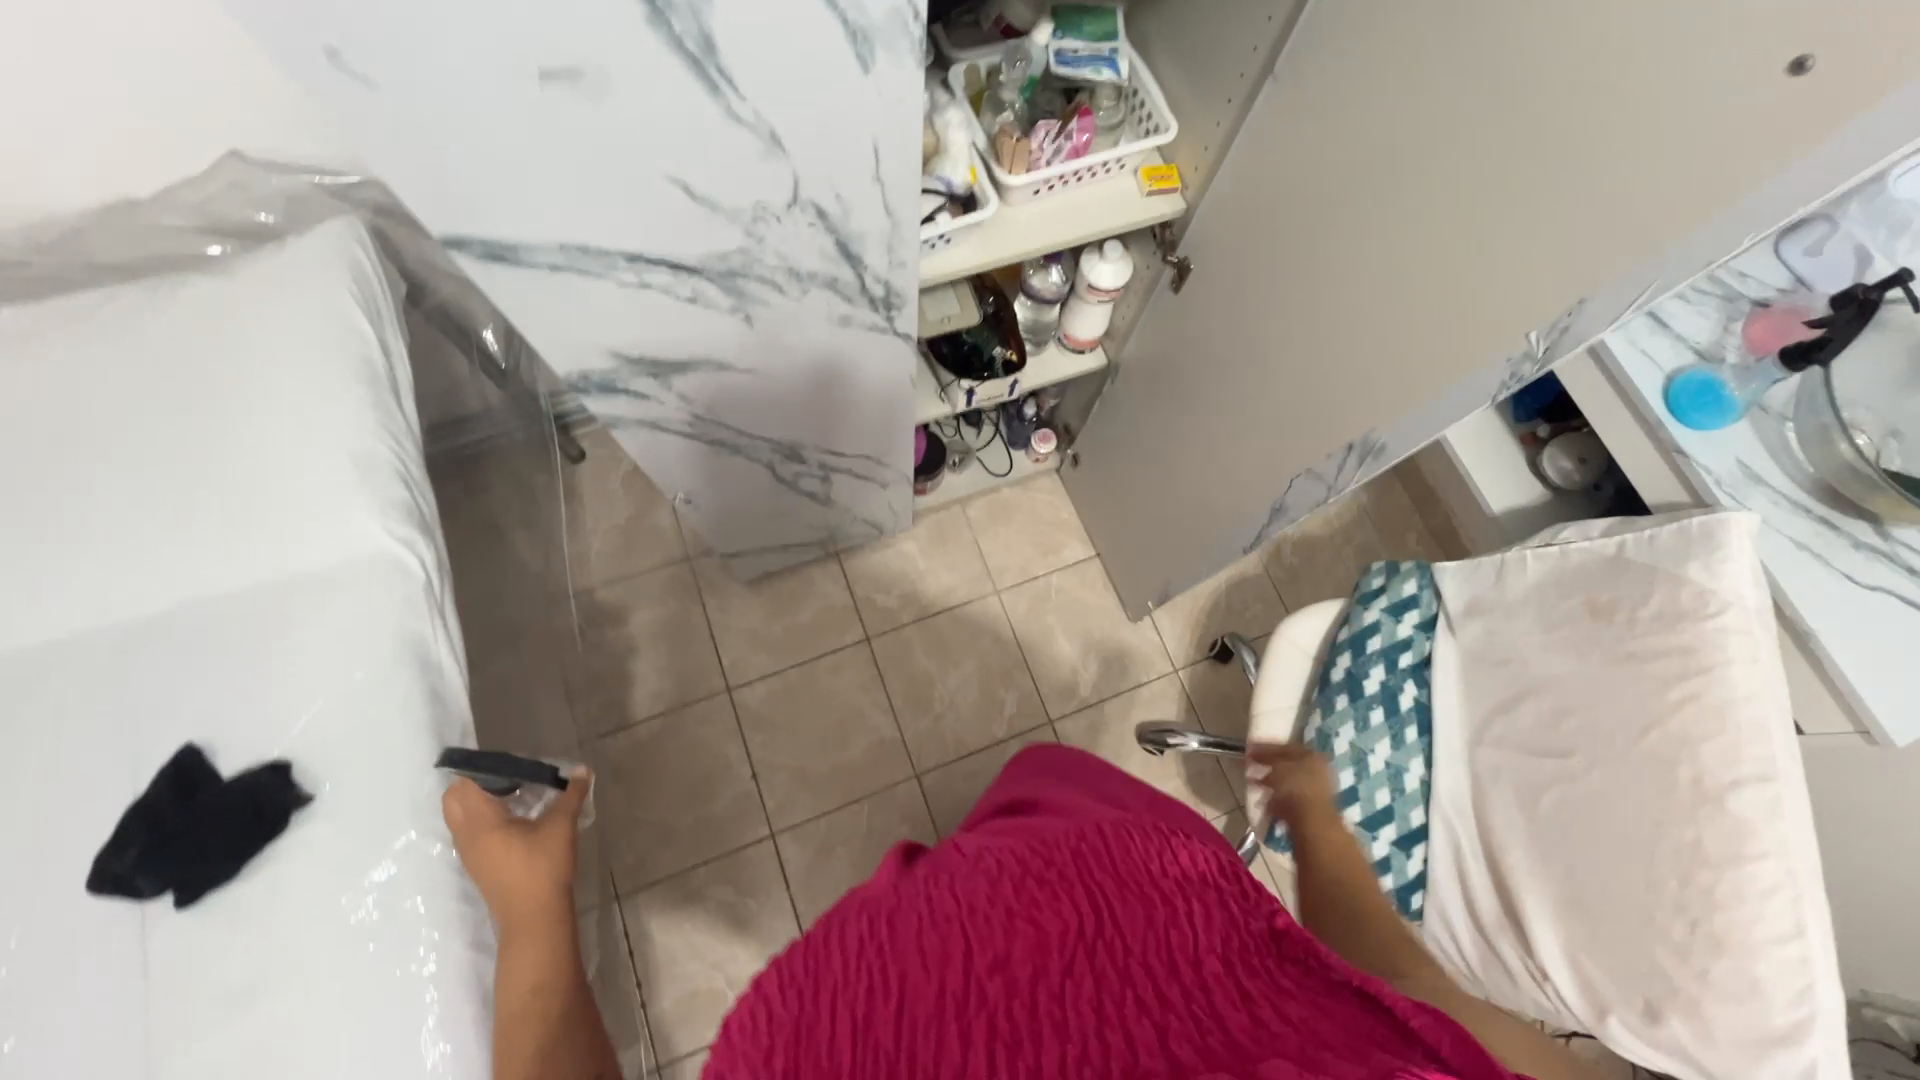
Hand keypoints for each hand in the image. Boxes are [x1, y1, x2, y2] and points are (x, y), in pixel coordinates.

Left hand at [442, 767, 590, 933]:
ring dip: (478, 799)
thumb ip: (571, 794)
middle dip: (476, 781)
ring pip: (459, 815)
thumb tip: (582, 770)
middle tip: (510, 776)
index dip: (485, 767)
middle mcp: (466, 834)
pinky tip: (515, 818)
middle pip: (454, 797)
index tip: (514, 763)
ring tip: (514, 794)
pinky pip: (468, 830)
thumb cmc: (544, 867)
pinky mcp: (476, 863)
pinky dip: (482, 816)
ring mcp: (468, 851)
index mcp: (481, 821)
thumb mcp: (562, 825)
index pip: (465, 782)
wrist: (533, 917)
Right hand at [1247, 742, 1336, 828]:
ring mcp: (1316, 790)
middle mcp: (1319, 771)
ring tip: (1253, 783)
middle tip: (1251, 765)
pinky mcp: (1310, 808)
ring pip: (1288, 782)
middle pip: (1289, 764)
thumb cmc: (1295, 785)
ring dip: (1271, 782)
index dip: (1267, 747)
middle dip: (1269, 765)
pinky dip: (1275, 797)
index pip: (1287, 747)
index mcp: (1313, 755)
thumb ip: (1266, 756)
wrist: (1311, 819)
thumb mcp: (1277, 764)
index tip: (1250, 749)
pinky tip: (1263, 799)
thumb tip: (1254, 753)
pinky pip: (1288, 798)